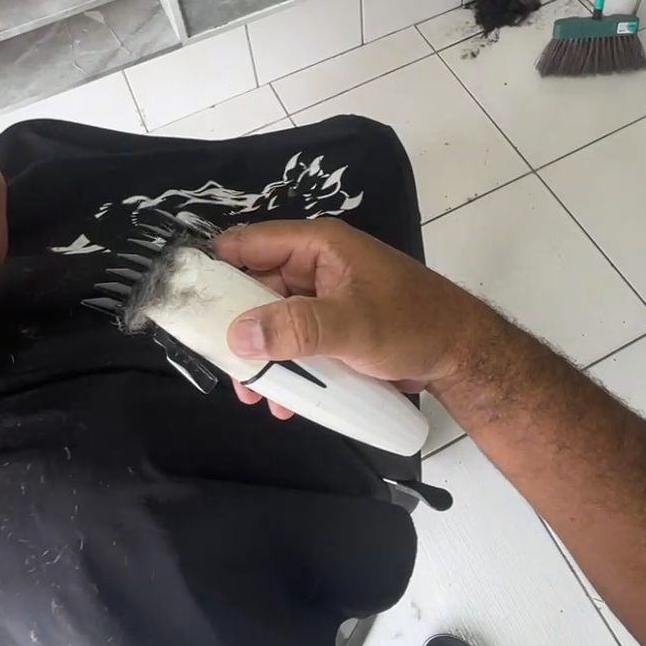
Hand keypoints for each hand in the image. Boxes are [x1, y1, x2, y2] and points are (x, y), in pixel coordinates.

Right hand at [212, 219, 508, 417]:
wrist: (461, 355)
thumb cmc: (411, 325)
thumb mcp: (352, 326)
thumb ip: (296, 328)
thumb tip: (236, 336)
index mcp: (317, 245)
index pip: (250, 244)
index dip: (214, 266)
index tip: (185, 300)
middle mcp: (315, 265)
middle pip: (256, 287)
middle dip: (238, 327)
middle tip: (223, 365)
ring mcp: (324, 296)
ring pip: (273, 320)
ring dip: (262, 355)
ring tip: (255, 394)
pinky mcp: (333, 326)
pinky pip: (295, 340)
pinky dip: (287, 366)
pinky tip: (287, 401)